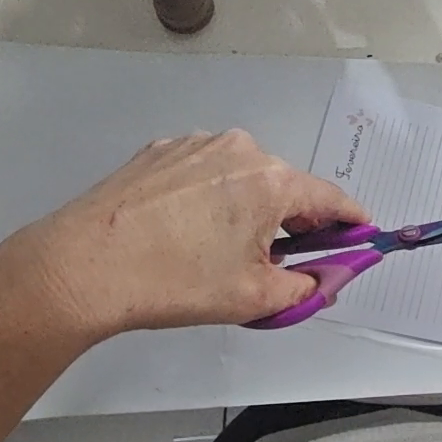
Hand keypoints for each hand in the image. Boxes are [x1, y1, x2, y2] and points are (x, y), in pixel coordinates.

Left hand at [0, 130, 367, 340]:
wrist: (80, 267)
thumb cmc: (175, 282)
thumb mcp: (251, 297)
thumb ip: (304, 287)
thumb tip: (325, 280)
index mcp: (272, 181)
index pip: (329, 198)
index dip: (351, 220)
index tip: (361, 234)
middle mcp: (243, 149)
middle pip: (285, 186)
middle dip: (292, 221)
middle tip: (281, 259)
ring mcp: (199, 143)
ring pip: (243, 177)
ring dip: (247, 206)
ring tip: (218, 248)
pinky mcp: (162, 149)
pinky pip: (205, 171)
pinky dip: (210, 196)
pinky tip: (182, 228)